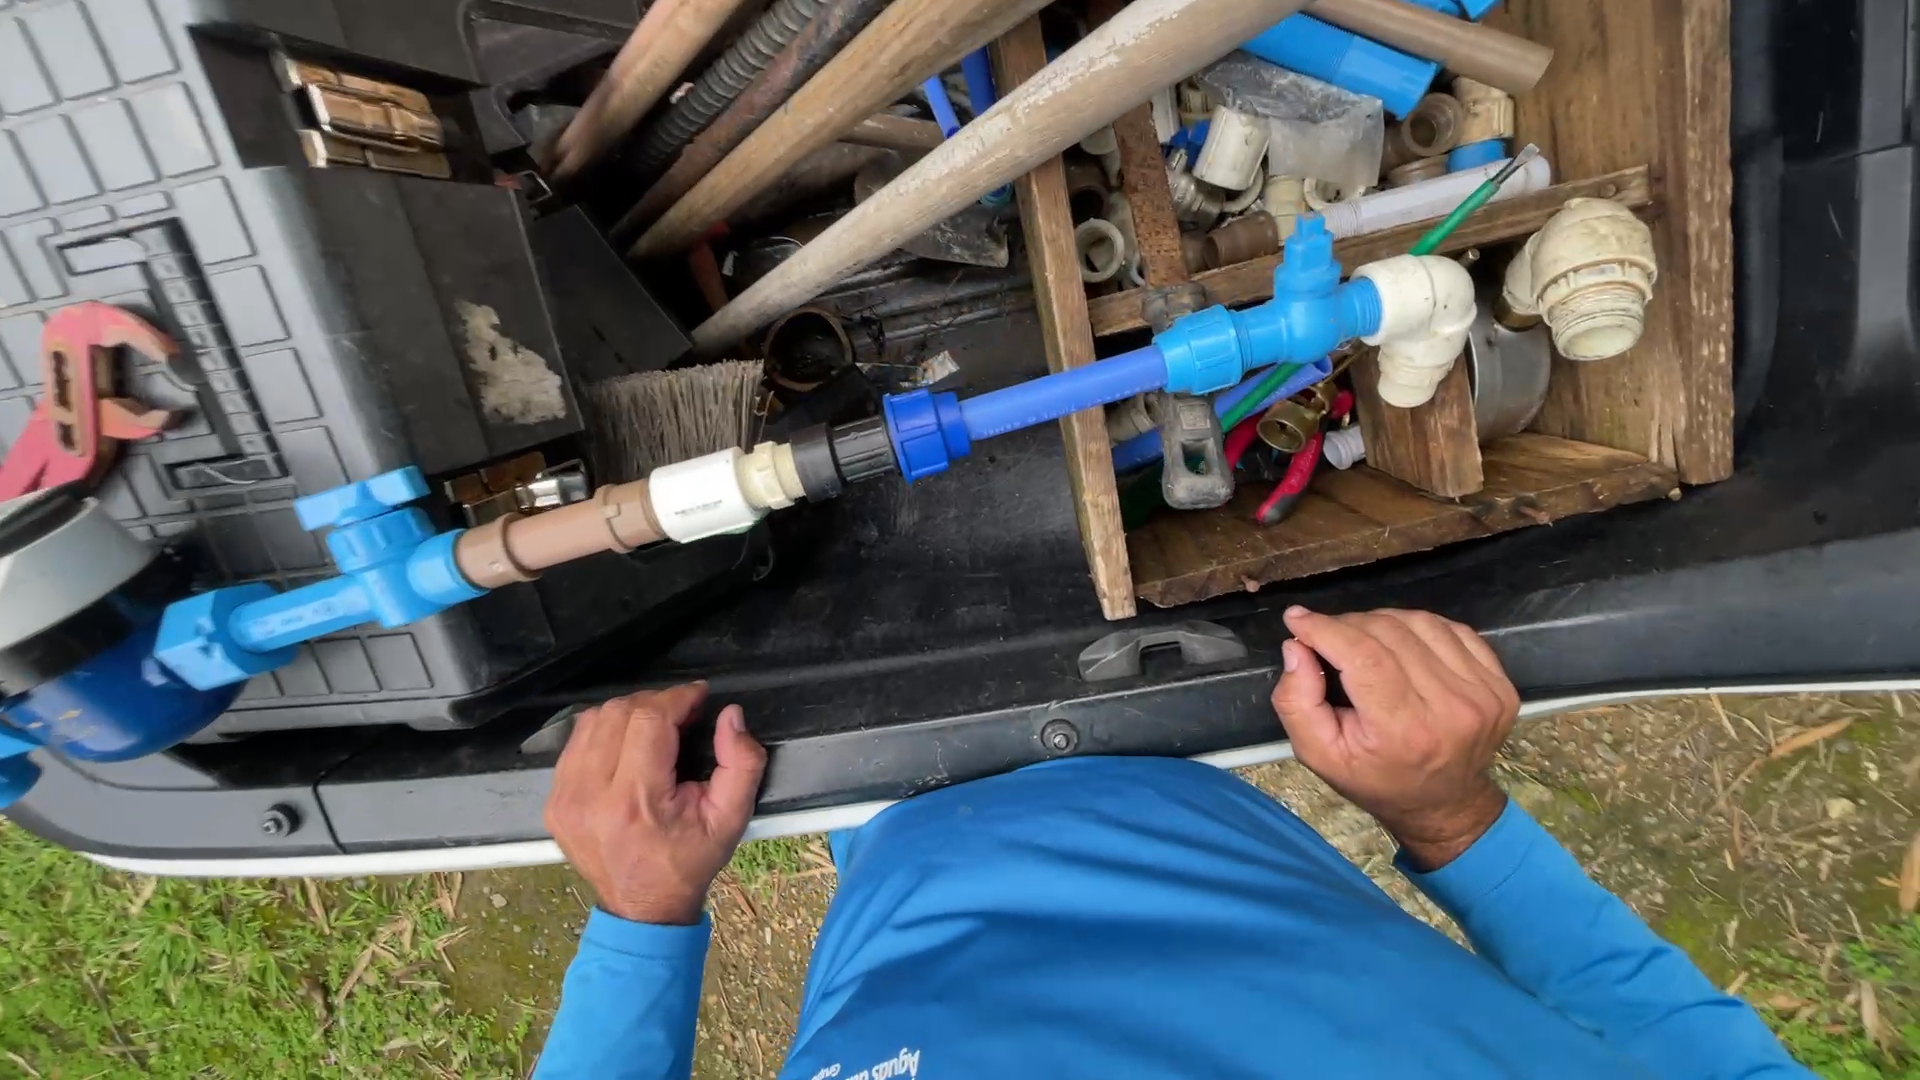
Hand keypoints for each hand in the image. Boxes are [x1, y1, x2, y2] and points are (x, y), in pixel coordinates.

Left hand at [544, 683, 766, 923]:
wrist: (643, 909)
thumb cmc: (690, 861)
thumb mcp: (733, 816)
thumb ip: (742, 762)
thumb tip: (730, 715)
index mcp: (635, 800)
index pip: (649, 719)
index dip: (678, 697)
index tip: (700, 696)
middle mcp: (590, 795)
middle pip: (619, 713)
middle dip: (657, 702)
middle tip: (683, 714)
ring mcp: (565, 798)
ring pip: (593, 720)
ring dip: (630, 712)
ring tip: (657, 726)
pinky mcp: (554, 802)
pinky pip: (577, 741)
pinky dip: (606, 730)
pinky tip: (629, 744)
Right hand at [1271, 607, 1518, 870]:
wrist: (1443, 805)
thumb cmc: (1372, 779)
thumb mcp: (1316, 753)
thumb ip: (1295, 700)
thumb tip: (1296, 646)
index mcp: (1403, 730)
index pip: (1363, 656)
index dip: (1325, 628)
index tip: (1296, 619)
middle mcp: (1451, 707)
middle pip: (1387, 633)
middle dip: (1344, 625)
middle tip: (1324, 639)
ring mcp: (1482, 693)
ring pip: (1417, 623)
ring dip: (1377, 621)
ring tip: (1359, 640)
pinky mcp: (1499, 683)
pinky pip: (1450, 629)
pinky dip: (1414, 626)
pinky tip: (1398, 644)